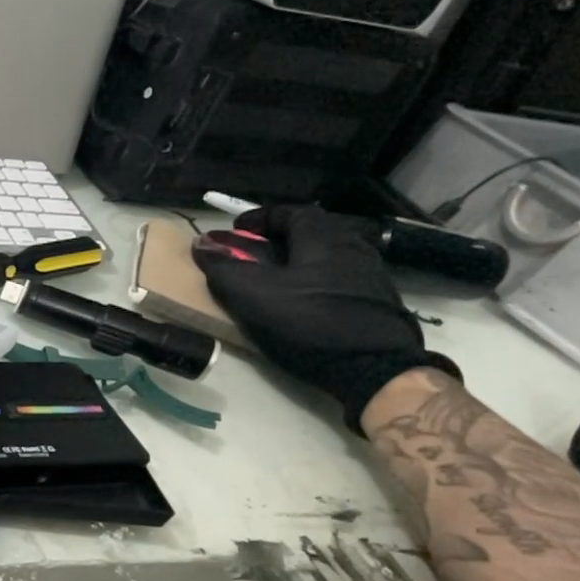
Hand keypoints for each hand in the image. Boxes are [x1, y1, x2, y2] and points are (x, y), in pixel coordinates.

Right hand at [192, 205, 457, 432]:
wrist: (377, 368)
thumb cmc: (311, 323)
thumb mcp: (255, 296)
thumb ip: (225, 268)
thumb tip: (202, 244)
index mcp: (325, 239)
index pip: (291, 212)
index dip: (260, 218)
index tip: (236, 230)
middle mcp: (352, 248)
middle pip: (310, 233)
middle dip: (276, 240)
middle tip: (249, 254)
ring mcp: (369, 276)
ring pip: (323, 257)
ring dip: (294, 262)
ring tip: (269, 280)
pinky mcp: (375, 302)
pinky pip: (336, 279)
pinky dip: (311, 281)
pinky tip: (298, 303)